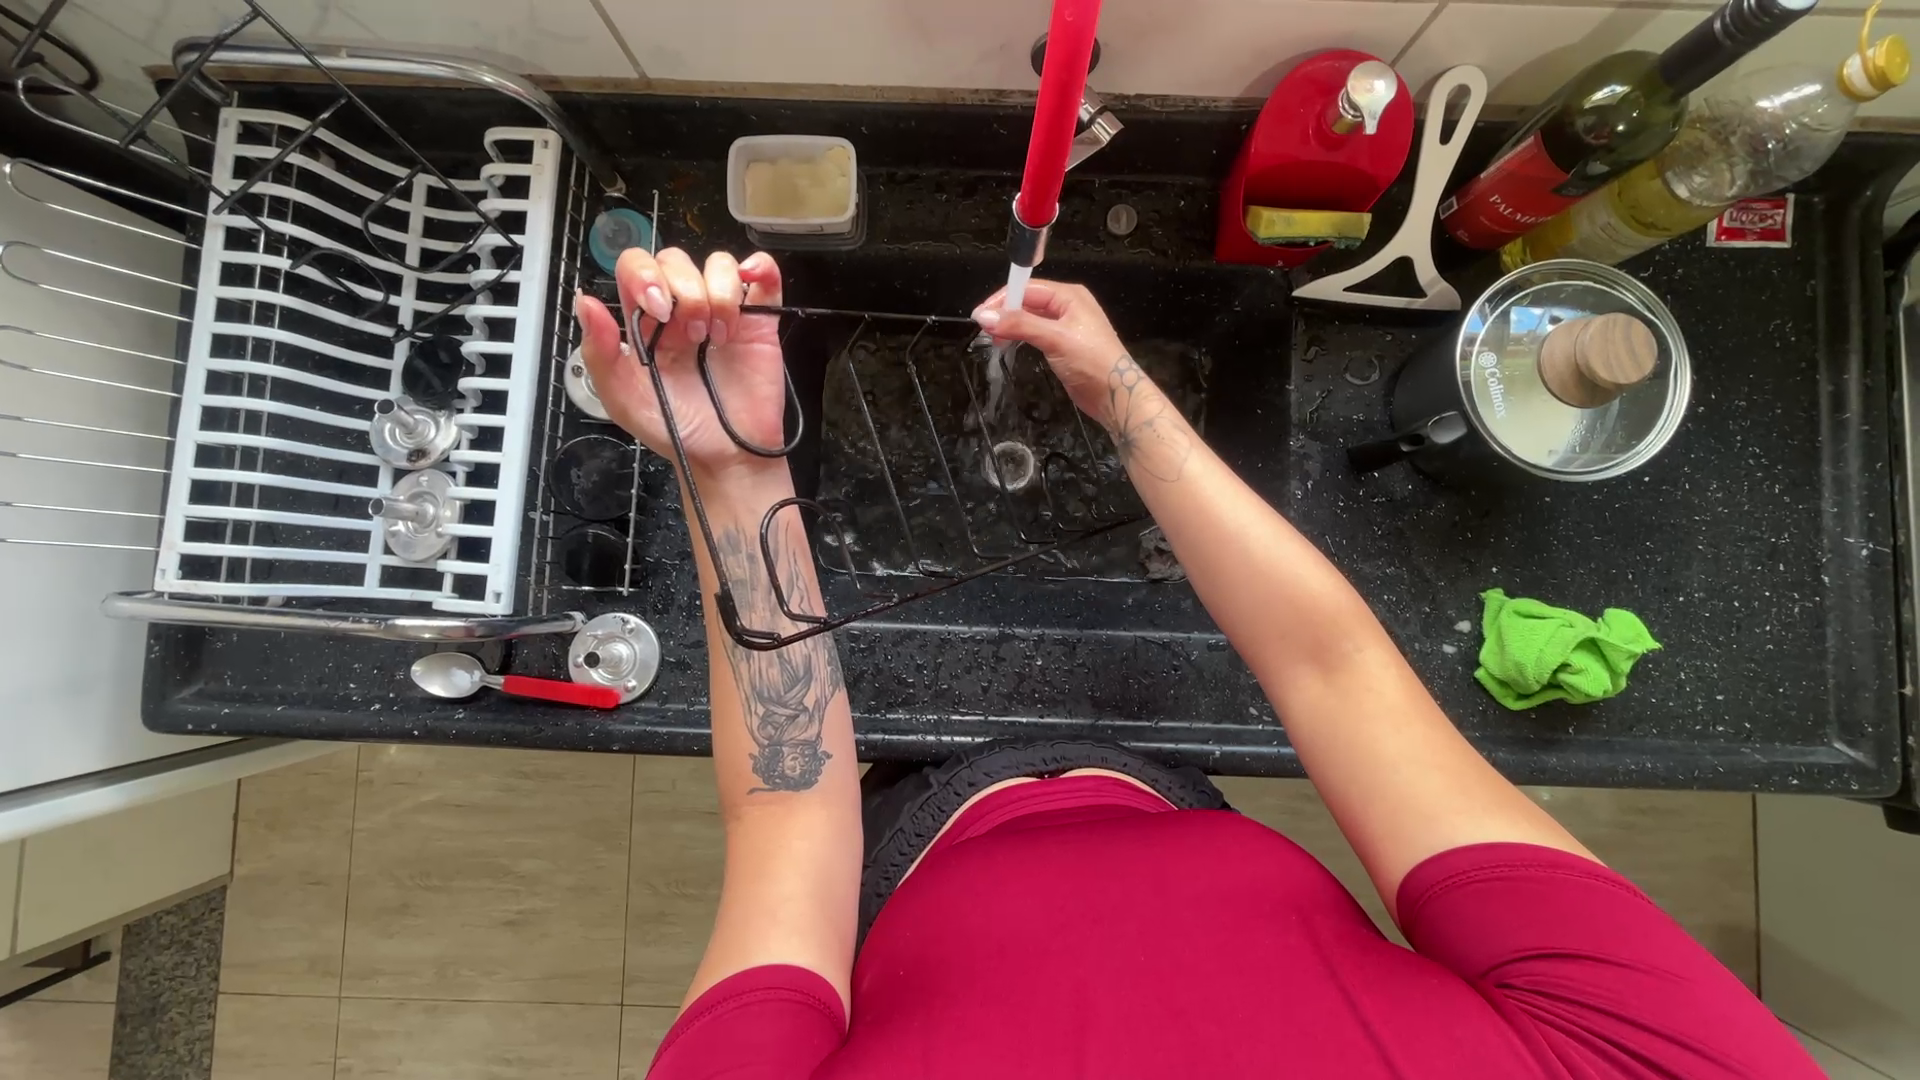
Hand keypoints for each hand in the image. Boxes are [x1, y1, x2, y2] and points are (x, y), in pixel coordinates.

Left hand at [575, 247, 786, 483]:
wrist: (725, 457)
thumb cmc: (675, 430)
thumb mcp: (623, 399)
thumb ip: (599, 353)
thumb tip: (586, 303)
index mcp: (645, 321)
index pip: (637, 268)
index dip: (646, 276)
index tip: (661, 312)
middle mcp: (682, 310)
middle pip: (677, 261)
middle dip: (685, 291)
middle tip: (694, 334)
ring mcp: (724, 313)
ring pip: (718, 264)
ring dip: (719, 293)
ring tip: (721, 337)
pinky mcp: (760, 322)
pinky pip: (762, 277)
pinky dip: (760, 267)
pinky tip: (751, 280)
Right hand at [971, 279, 1135, 427]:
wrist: (1115, 395)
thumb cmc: (1093, 362)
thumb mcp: (1055, 338)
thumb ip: (1020, 325)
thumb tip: (986, 317)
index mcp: (1069, 296)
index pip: (1027, 288)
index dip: (1002, 299)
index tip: (980, 315)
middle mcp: (1067, 306)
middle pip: (1027, 301)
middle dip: (1004, 313)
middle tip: (983, 329)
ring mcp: (1064, 326)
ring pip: (1029, 318)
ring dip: (1010, 326)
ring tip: (993, 339)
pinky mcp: (1062, 345)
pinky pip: (1035, 333)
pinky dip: (1019, 336)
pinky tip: (1009, 344)